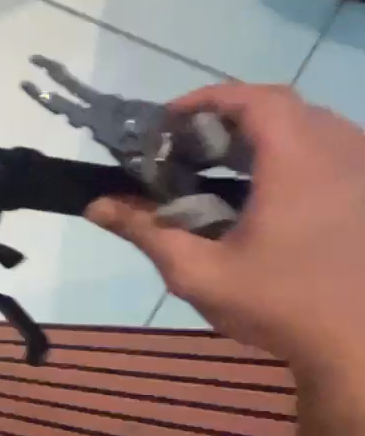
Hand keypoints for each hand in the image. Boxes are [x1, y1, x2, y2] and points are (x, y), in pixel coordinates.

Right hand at [87, 85, 364, 393]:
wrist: (360, 337)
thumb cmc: (277, 302)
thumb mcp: (195, 272)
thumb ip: (147, 230)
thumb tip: (97, 204)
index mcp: (301, 166)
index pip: (259, 101)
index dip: (209, 98)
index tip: (163, 120)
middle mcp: (344, 153)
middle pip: (284, 109)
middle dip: (224, 118)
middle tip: (174, 148)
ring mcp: (362, 171)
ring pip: (308, 127)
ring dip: (252, 137)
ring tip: (204, 168)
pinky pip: (326, 150)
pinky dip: (279, 155)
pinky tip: (248, 190)